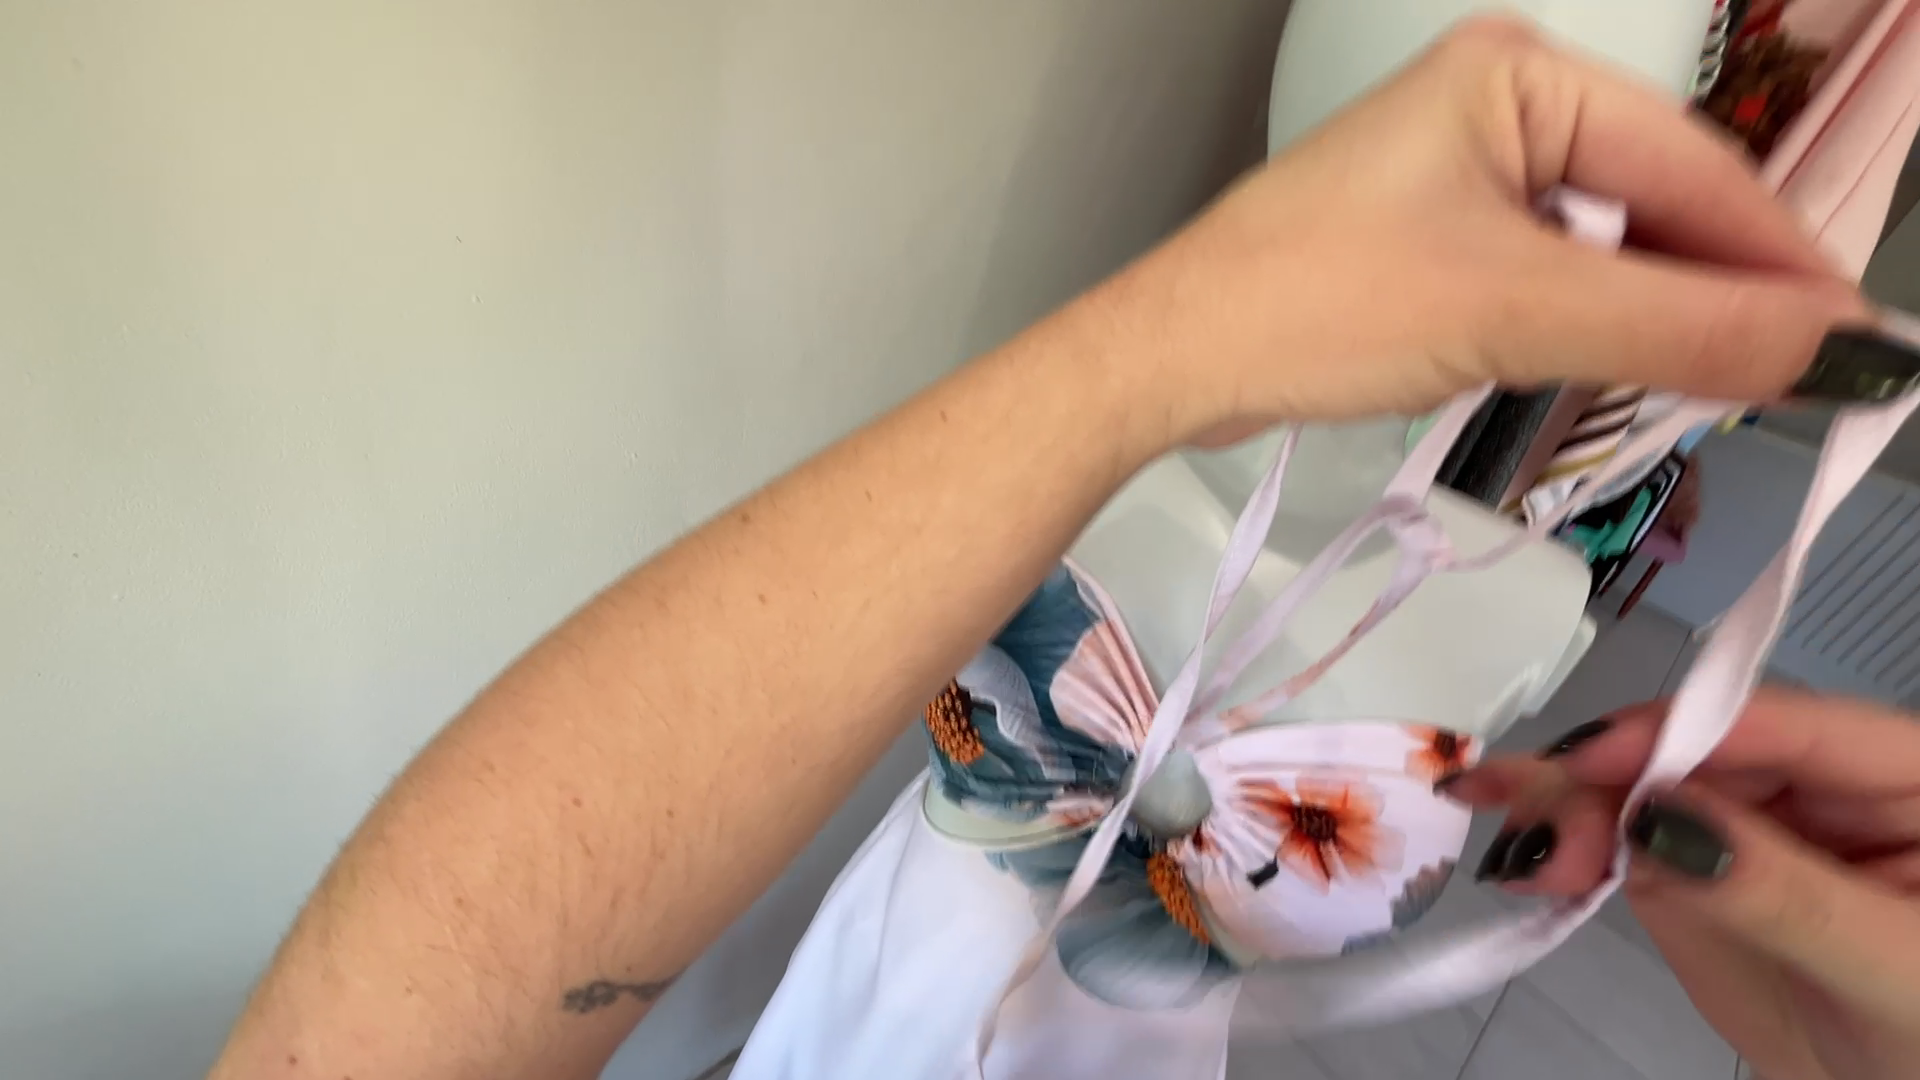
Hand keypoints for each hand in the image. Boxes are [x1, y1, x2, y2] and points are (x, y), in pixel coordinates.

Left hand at [1085, 16, 1862, 446]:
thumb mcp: (1510, 310)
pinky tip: (1517, 364)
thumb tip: (1846, 351)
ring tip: (1629, 378)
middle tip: (1748, 380)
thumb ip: (1678, 328)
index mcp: (1510, 81)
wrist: (1172, 358)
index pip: (1690, 165)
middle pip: (1625, 210)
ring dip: (1594, 321)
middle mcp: (1467, 119)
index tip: (1847, 345)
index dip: (1773, 261)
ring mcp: (1417, 188)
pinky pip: (1493, 287)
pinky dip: (1523, 330)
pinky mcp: (1381, 252)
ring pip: (1559, 257)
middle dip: (1676, 296)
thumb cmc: (1321, 308)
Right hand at [1443, 687, 1919, 1079]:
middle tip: (1549, 846)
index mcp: (1898, 788)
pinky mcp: (1671, 853)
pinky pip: (1600, 824)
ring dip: (1556, 811)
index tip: (1586, 758)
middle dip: (1596, 788)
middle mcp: (1803, 787)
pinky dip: (1546, 831)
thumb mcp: (1893, 973)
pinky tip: (1510, 854)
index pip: (1785, 727)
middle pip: (1676, 752)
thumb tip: (1652, 816)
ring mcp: (1727, 820)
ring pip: (1620, 781)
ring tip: (1524, 866)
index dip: (1680, 728)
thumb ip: (1782, 889)